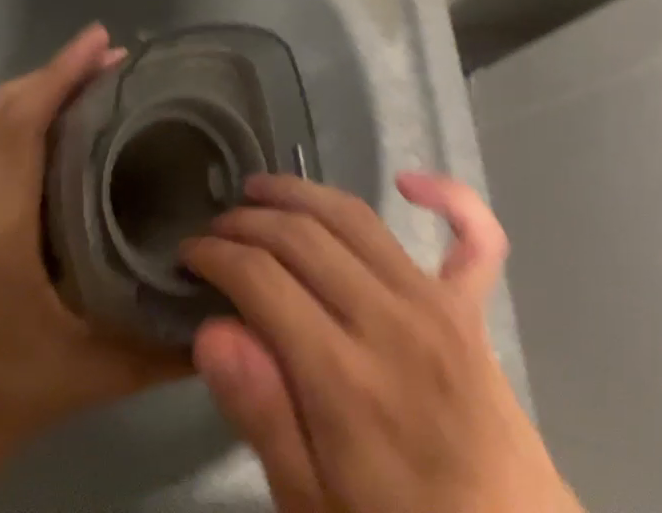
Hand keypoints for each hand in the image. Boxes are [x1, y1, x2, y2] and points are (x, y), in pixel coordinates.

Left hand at [0, 25, 192, 512]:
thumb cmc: (33, 383)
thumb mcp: (113, 367)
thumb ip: (178, 341)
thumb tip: (242, 297)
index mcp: (6, 233)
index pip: (21, 129)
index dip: (59, 77)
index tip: (104, 44)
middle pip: (5, 108)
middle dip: (59, 71)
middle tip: (119, 57)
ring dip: (46, 86)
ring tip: (105, 75)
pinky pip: (0, 136)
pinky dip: (35, 110)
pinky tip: (80, 117)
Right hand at [185, 173, 577, 512]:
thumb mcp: (311, 501)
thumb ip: (264, 416)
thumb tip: (212, 331)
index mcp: (343, 376)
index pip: (261, 279)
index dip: (215, 257)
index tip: (188, 256)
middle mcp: (391, 321)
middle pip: (303, 237)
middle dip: (247, 221)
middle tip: (213, 229)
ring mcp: (438, 306)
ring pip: (359, 220)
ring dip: (303, 194)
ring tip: (261, 190)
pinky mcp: (472, 310)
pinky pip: (473, 236)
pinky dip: (446, 197)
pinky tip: (408, 180)